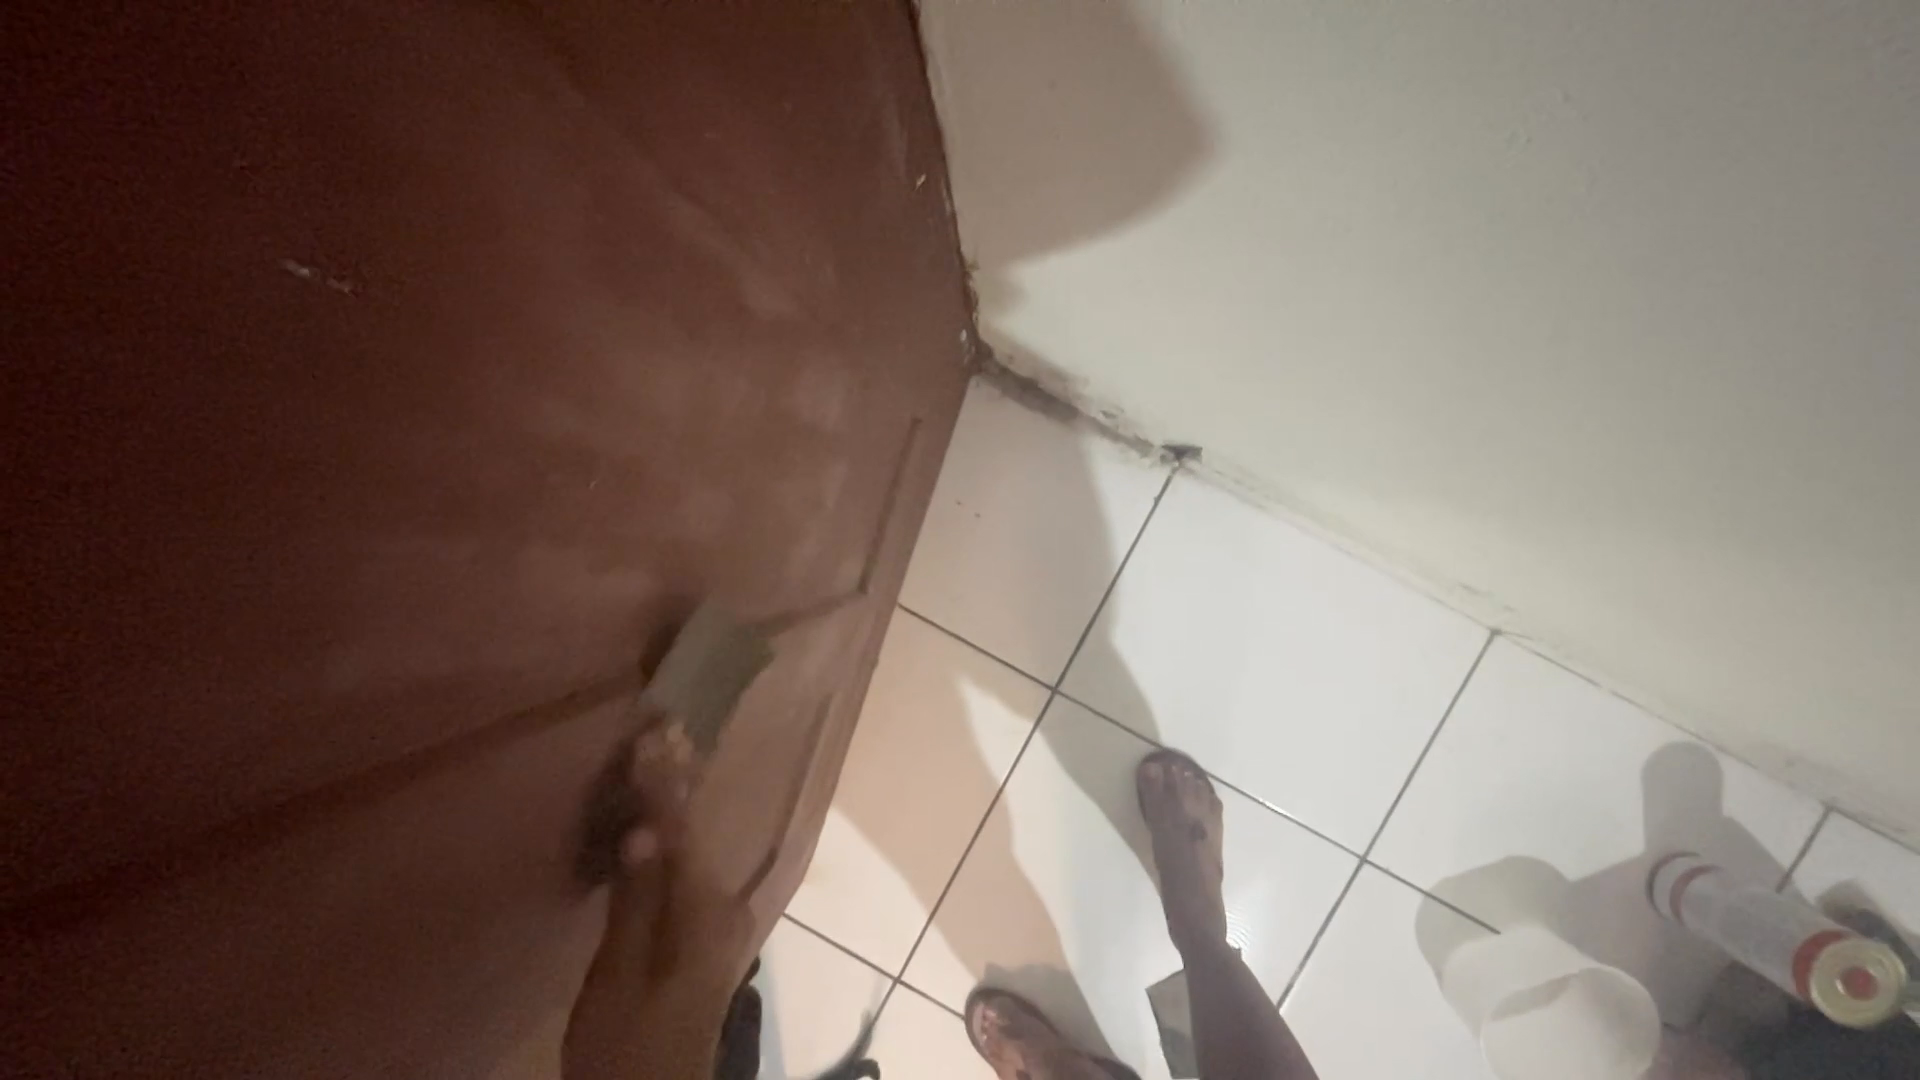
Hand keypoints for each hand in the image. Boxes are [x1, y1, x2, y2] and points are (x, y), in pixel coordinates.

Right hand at [562, 723, 754, 1079]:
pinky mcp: (709, 933)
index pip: (680, 832)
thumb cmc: (626, 1051)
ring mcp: (721, 920)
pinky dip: (678, 836)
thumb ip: (634, 905)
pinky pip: (692, 869)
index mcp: (703, 914)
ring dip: (678, 803)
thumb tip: (643, 832)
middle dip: (678, 781)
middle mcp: (724, 906)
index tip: (651, 735)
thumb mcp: (617, 984)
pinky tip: (664, 818)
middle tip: (668, 728)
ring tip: (666, 754)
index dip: (662, 784)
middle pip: (696, 832)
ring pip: (696, 846)